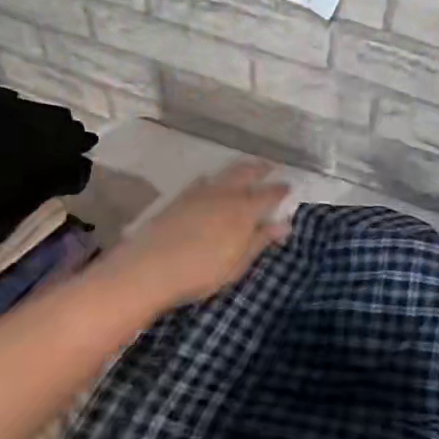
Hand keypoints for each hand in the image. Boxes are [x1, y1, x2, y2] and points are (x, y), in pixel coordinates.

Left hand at [102, 160, 290, 309]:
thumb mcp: (238, 263)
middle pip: (246, 173)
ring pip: (224, 173)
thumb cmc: (202, 272)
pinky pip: (203, 180)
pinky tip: (210, 183)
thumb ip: (260, 240)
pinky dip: (214, 178)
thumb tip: (284, 225)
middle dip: (260, 168)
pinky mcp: (178, 198)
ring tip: (245, 170)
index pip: (269, 194)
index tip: (289, 188)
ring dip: (238, 169)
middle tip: (270, 165)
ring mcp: (198, 193)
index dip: (280, 190)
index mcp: (243, 210)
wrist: (149, 269)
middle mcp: (223, 194)